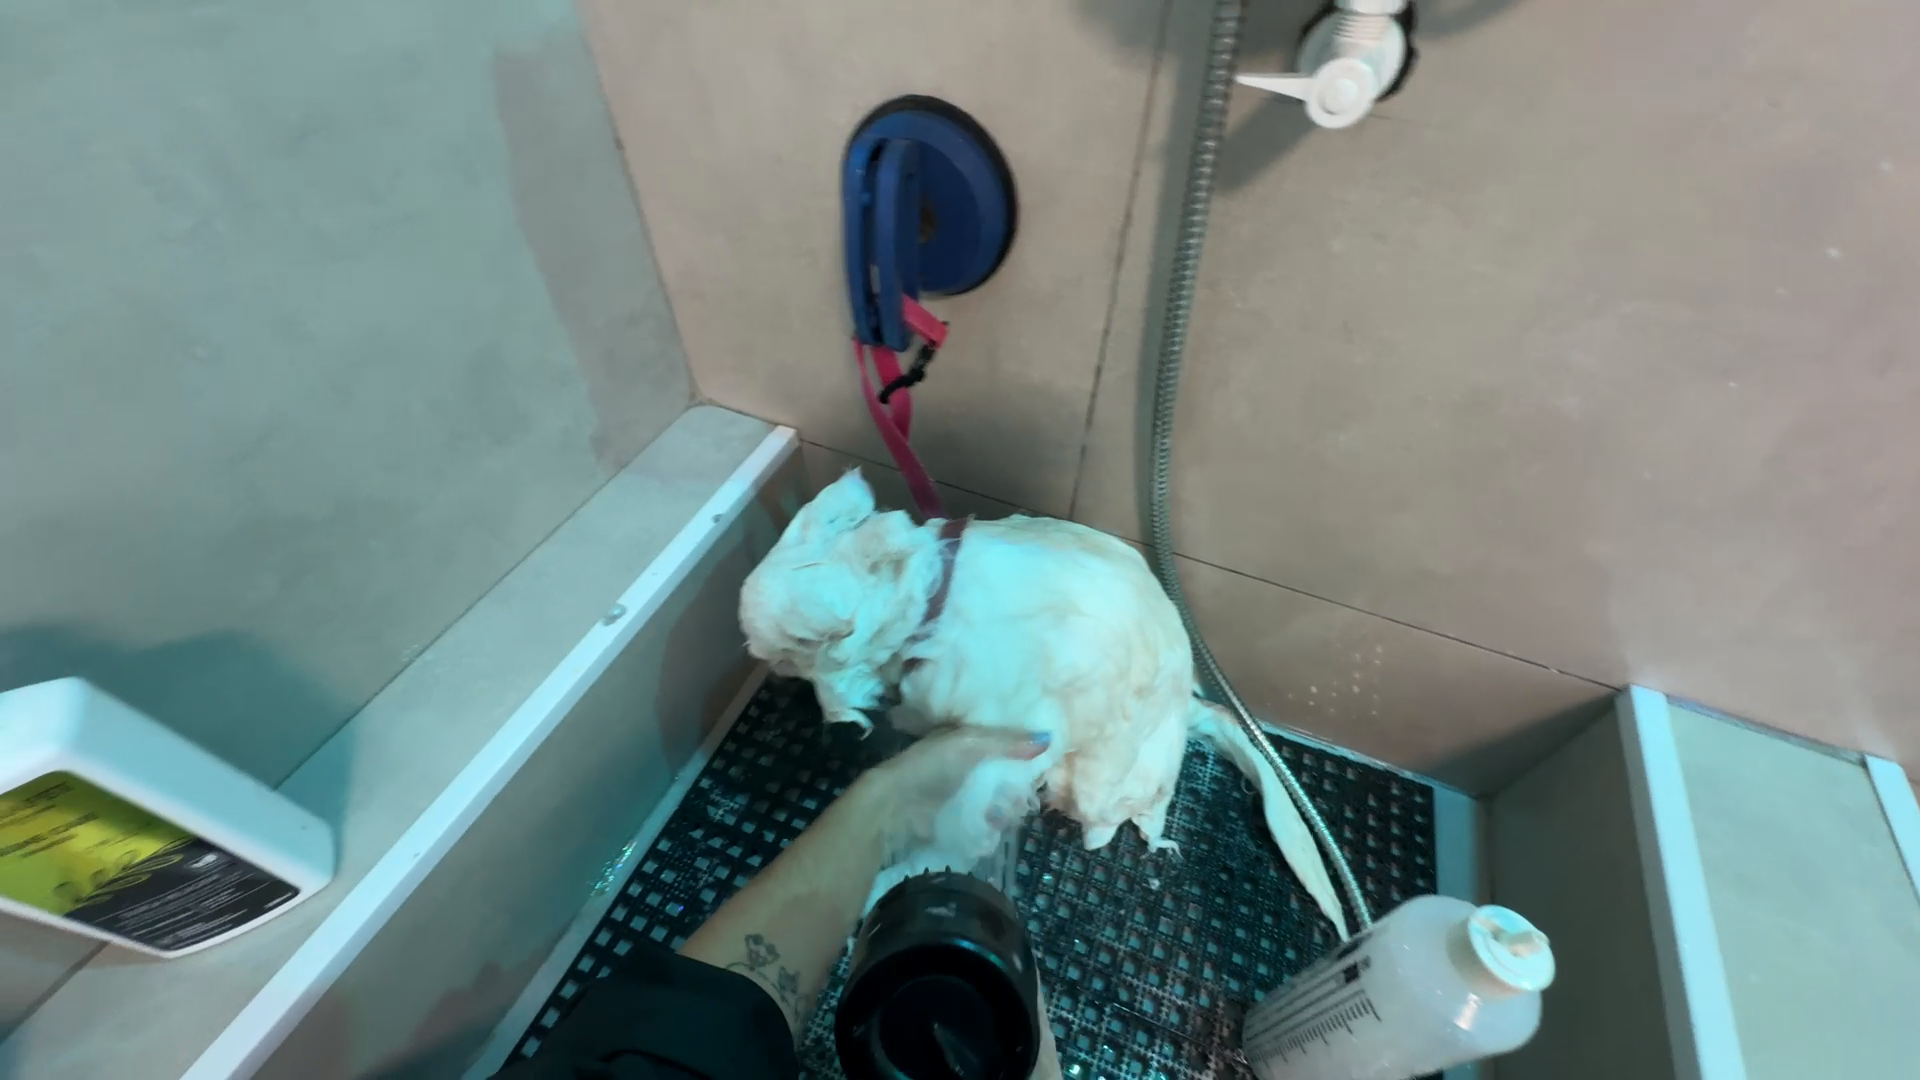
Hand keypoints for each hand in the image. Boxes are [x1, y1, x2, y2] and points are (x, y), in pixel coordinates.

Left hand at [850, 726, 1051, 851]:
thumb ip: (1007, 742)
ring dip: (1005, 811)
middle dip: (1016, 789)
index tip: (1040, 767)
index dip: (1023, 755)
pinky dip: (991, 831)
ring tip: (1006, 815)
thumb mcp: (969, 744)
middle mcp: (966, 769)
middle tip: (1022, 798)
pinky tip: (993, 830)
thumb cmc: (931, 767)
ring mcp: (961, 798)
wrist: (894, 808)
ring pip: (997, 805)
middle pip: (1004, 779)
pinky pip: (984, 829)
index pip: (1005, 747)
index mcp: (968, 743)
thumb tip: (1049, 738)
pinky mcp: (957, 824)